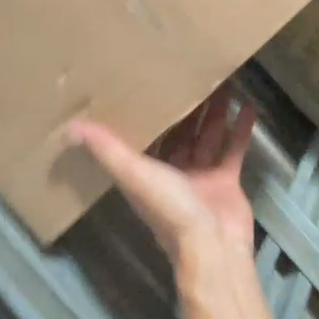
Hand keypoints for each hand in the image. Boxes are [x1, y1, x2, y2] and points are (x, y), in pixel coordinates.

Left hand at [69, 88, 256, 264]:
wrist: (213, 244)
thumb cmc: (171, 208)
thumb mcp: (136, 175)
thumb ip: (108, 151)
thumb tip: (69, 128)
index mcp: (147, 172)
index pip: (147, 136)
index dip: (149, 112)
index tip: (152, 83)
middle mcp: (173, 172)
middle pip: (181, 133)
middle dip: (188, 108)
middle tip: (195, 74)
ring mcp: (202, 176)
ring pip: (208, 137)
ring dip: (215, 113)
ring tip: (224, 82)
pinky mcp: (227, 180)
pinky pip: (233, 149)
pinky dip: (240, 129)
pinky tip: (249, 106)